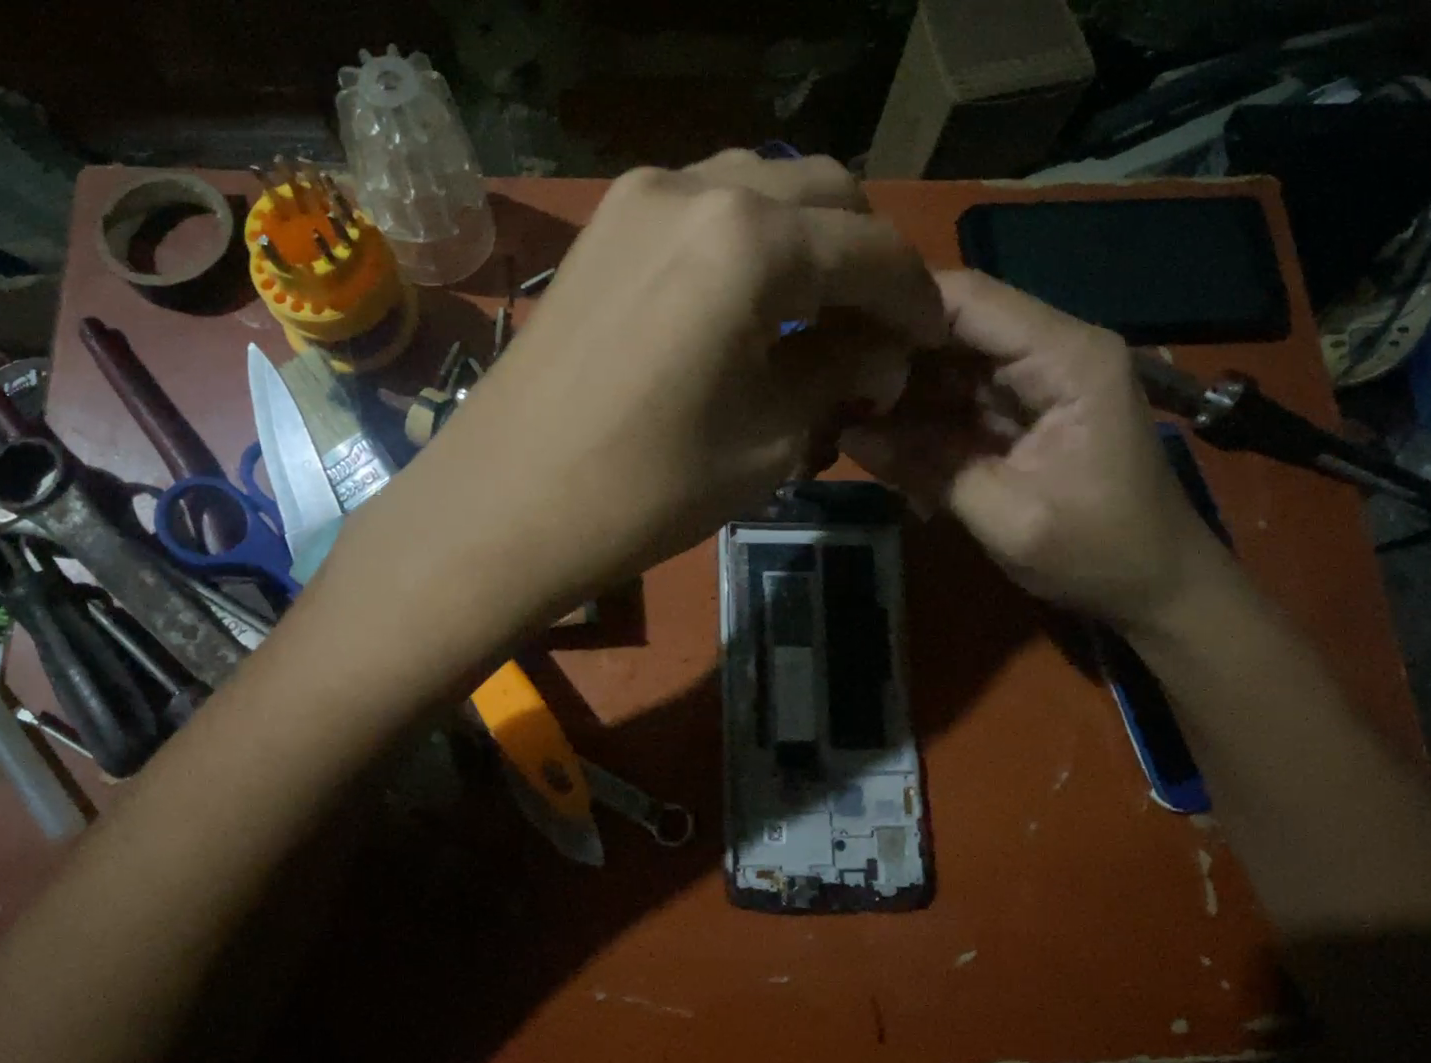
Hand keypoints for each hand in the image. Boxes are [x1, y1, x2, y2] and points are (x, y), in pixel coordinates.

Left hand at [366, 150, 943, 624]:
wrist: (503, 506)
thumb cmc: (645, 489)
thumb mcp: (771, 437)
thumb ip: (839, 371)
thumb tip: (882, 347)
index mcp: (752, 240)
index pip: (871, 250)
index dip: (914, 298)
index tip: (928, 342)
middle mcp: (698, 188)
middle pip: (822, 194)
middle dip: (864, 257)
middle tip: (874, 328)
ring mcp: (639, 197)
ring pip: (761, 188)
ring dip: (806, 239)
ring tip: (817, 312)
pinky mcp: (603, 226)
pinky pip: (701, 207)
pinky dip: (745, 239)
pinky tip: (750, 299)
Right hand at [843, 269, 1230, 627]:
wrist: (1159, 589)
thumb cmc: (1100, 553)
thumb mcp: (1008, 517)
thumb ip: (927, 467)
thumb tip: (848, 433)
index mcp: (1066, 357)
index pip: (968, 300)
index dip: (896, 306)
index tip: (830, 333)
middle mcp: (1051, 349)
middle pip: (952, 321)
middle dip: (886, 346)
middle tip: (821, 374)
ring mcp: (1035, 378)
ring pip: (946, 356)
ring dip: (894, 380)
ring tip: (833, 403)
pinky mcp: (1019, 408)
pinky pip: (954, 393)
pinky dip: (914, 410)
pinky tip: (869, 429)